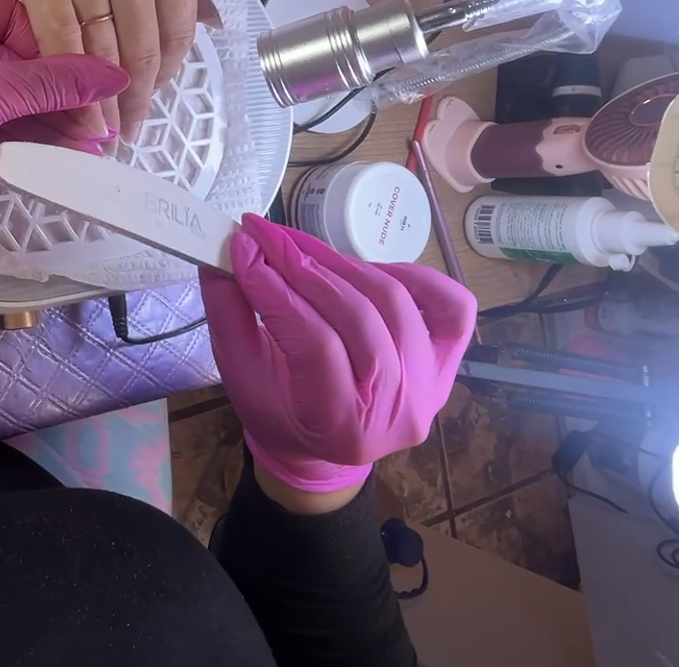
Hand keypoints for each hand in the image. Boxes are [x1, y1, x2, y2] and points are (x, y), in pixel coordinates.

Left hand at [0, 0, 128, 281]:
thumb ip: (47, 84)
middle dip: (53, 92)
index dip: (54, 51)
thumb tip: (111, 74)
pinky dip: (15, 129)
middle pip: (10, 54)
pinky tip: (54, 147)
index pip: (13, 16)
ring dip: (40, 116)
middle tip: (96, 122)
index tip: (92, 83)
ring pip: (0, 88)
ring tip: (86, 143)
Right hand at [0, 0, 201, 138]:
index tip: (153, 95)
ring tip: (102, 130)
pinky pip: (60, 44)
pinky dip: (70, 83)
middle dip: (137, 99)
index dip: (166, 73)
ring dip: (105, 101)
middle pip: (142, 52)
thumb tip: (212, 23)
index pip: (178, 31)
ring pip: (103, 56)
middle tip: (127, 129)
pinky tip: (74, 111)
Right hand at [201, 217, 476, 495]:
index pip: (313, 343)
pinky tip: (366, 267)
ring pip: (393, 303)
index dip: (275, 290)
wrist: (321, 445)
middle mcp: (397, 410)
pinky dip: (413, 275)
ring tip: (297, 246)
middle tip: (263, 234)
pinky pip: (450, 306)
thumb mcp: (237, 371)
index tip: (243, 248)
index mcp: (338, 424)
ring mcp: (432, 386)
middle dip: (304, 266)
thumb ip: (227, 312)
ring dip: (340, 263)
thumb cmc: (274, 410)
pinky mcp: (447, 362)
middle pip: (357, 318)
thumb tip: (230, 248)